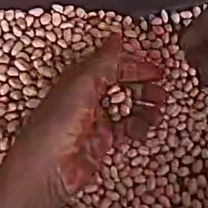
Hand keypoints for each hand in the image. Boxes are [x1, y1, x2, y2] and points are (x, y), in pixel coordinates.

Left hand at [0, 39, 166, 203]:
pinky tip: (145, 127)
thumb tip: (116, 37)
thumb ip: (103, 62)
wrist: (46, 170)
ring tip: (158, 110)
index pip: (111, 66)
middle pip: (121, 85)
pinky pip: (125, 128)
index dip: (134, 65)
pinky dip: (138, 126)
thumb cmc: (56, 126)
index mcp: (78, 79)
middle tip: (161, 91)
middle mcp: (86, 98)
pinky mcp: (100, 141)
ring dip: (144, 106)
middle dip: (143, 86)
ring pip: (126, 106)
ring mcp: (94, 120)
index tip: (156, 70)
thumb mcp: (82, 85)